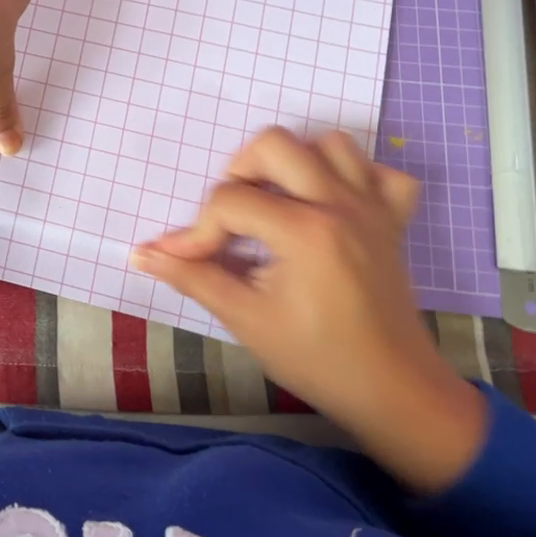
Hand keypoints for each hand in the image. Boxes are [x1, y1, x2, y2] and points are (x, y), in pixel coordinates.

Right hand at [131, 128, 487, 493]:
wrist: (394, 393)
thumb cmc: (315, 358)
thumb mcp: (244, 319)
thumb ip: (191, 277)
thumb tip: (141, 253)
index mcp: (304, 231)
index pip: (229, 200)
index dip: (198, 230)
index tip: (188, 259)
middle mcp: (339, 204)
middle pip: (275, 144)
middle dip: (241, 172)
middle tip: (236, 215)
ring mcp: (372, 207)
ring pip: (329, 143)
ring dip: (295, 163)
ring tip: (279, 200)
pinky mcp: (394, 219)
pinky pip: (379, 171)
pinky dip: (353, 176)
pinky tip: (331, 205)